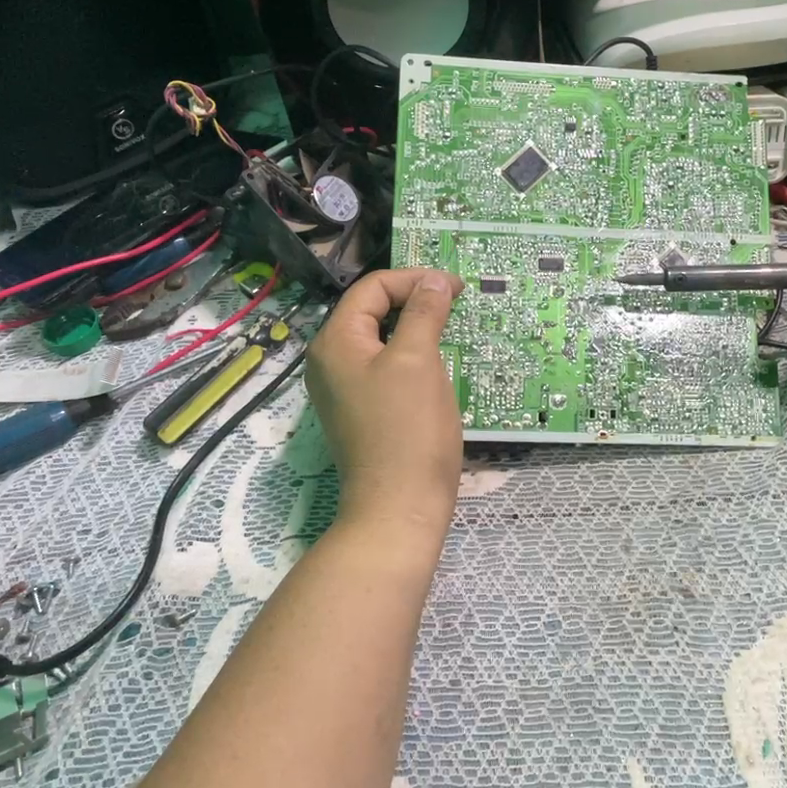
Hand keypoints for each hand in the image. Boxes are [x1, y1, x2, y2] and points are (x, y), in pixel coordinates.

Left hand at [307, 268, 466, 531]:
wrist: (398, 507)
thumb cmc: (408, 429)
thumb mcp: (418, 360)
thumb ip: (423, 312)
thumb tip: (432, 280)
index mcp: (336, 341)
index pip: (372, 288)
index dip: (414, 280)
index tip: (456, 289)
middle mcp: (330, 361)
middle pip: (371, 310)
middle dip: (414, 300)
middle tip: (455, 304)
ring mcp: (343, 389)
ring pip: (380, 340)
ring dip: (415, 328)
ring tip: (450, 329)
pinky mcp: (360, 411)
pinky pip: (383, 367)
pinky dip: (410, 356)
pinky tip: (436, 364)